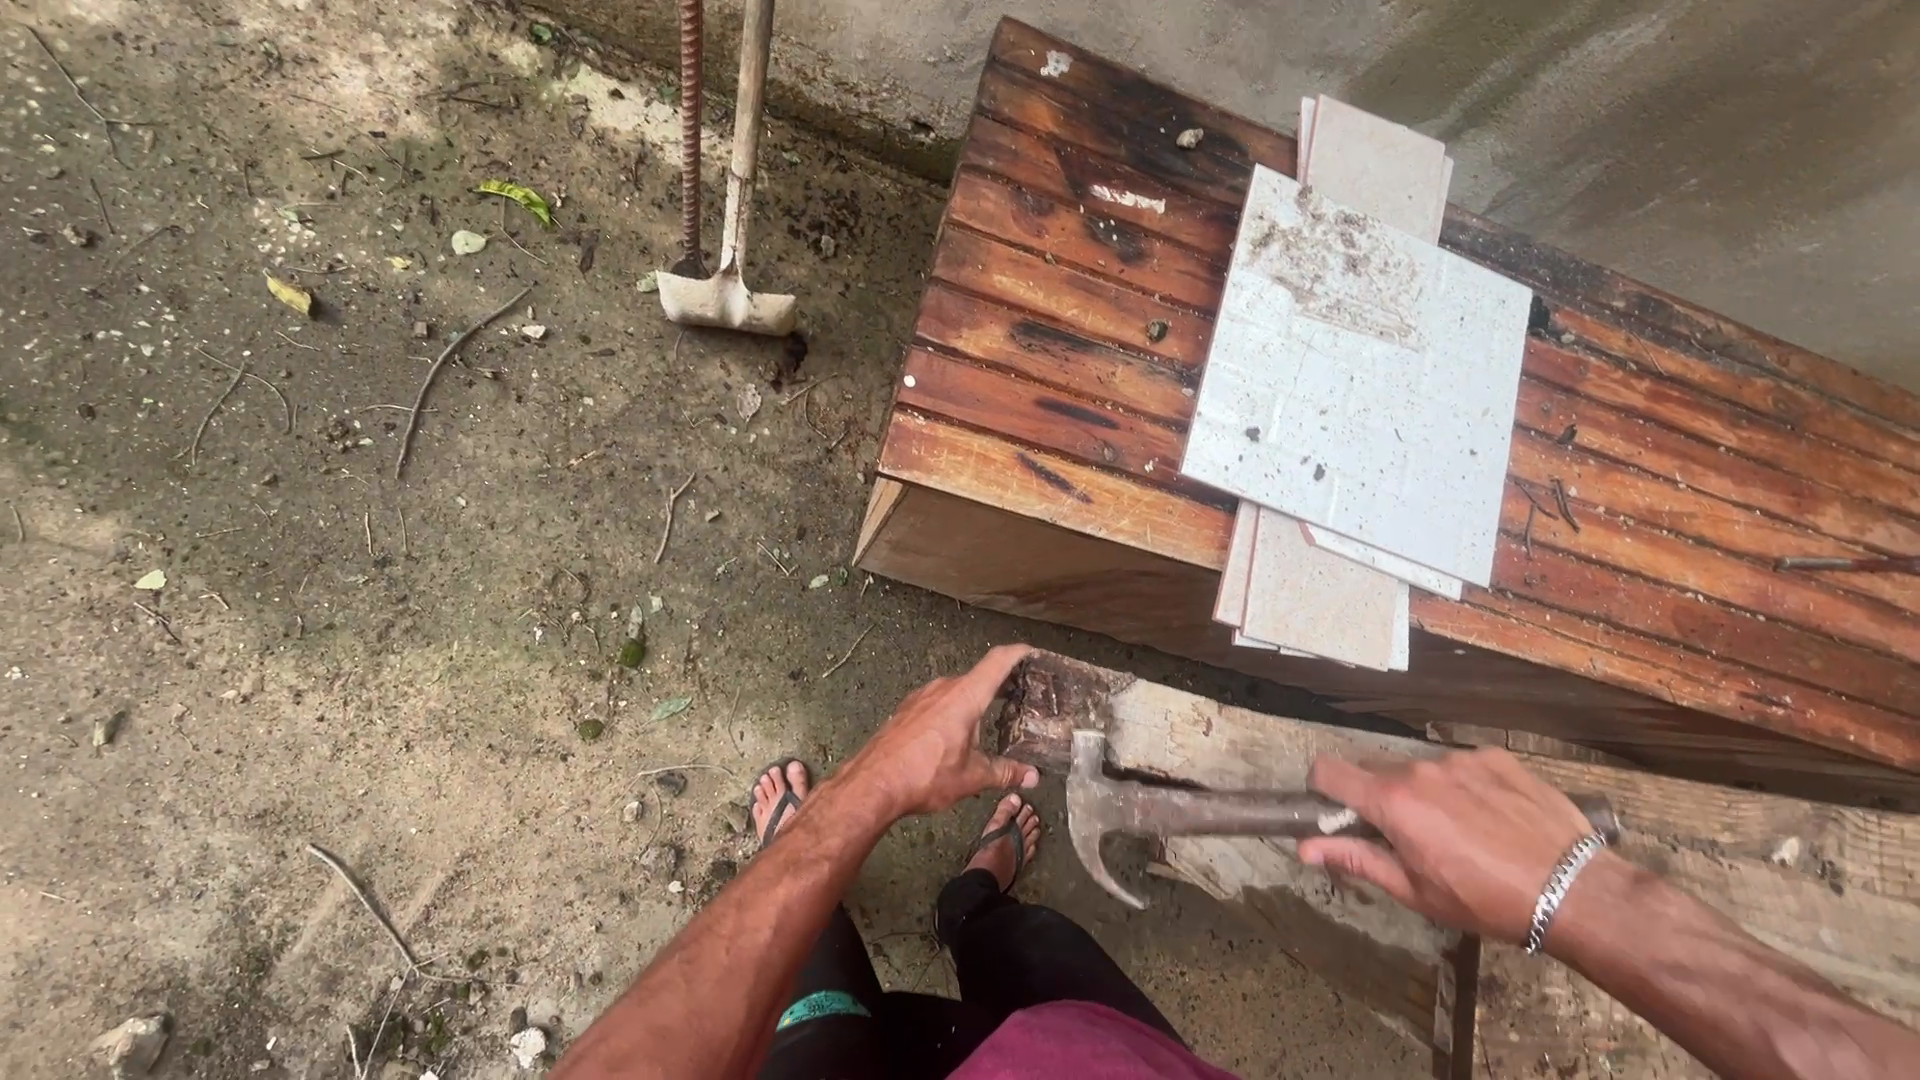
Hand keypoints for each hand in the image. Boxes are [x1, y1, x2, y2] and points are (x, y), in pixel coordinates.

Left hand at [839, 645, 1039, 818]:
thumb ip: (1004, 772)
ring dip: (975, 700)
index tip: (1034, 653)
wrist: (872, 783)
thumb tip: (1032, 776)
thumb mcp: (971, 777)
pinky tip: (956, 732)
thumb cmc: (925, 776)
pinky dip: (954, 709)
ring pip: (957, 690)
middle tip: (1022, 696)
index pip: (998, 661)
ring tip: (991, 717)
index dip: (1019, 652)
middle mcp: (944, 688)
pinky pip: (938, 701)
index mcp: (965, 696)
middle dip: (1001, 684)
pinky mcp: (907, 709)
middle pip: (979, 676)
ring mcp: (922, 696)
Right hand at [1296, 748, 1599, 943]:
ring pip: (1419, 768)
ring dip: (1423, 792)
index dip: (1322, 788)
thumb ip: (1355, 859)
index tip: (1336, 810)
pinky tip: (1491, 816)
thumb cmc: (1486, 900)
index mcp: (1392, 801)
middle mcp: (1418, 769)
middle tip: (1409, 836)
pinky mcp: (1494, 757)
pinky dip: (1463, 785)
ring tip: (1460, 829)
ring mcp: (1458, 759)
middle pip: (1375, 771)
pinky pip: (1459, 764)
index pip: (1327, 770)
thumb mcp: (1415, 890)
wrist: (1577, 893)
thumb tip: (1303, 848)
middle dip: (1380, 798)